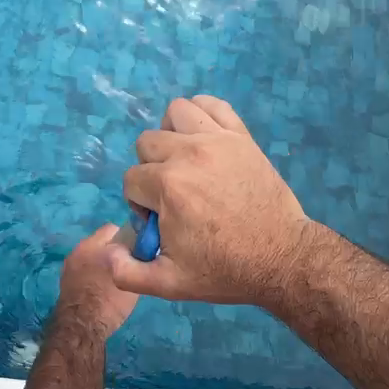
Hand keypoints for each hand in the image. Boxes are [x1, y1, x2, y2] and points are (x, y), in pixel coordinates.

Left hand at [54, 224, 138, 338]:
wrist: (82, 326)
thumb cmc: (110, 303)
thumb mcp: (130, 280)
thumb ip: (133, 261)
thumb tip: (136, 253)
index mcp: (97, 245)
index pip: (114, 228)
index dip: (125, 237)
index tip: (133, 251)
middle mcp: (81, 247)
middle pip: (101, 238)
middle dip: (112, 246)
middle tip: (123, 263)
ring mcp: (70, 260)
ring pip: (90, 250)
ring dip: (99, 257)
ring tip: (109, 275)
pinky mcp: (64, 274)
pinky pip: (81, 263)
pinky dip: (89, 268)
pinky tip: (96, 284)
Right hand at [105, 95, 314, 304]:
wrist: (282, 258)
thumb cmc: (225, 270)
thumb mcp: (169, 284)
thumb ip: (127, 272)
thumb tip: (106, 250)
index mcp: (168, 186)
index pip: (131, 180)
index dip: (140, 204)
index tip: (161, 223)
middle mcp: (188, 153)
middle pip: (147, 143)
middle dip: (151, 170)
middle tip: (173, 196)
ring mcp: (217, 139)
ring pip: (175, 113)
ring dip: (173, 135)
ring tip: (185, 162)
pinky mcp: (241, 136)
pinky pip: (213, 105)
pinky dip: (202, 114)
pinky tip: (204, 138)